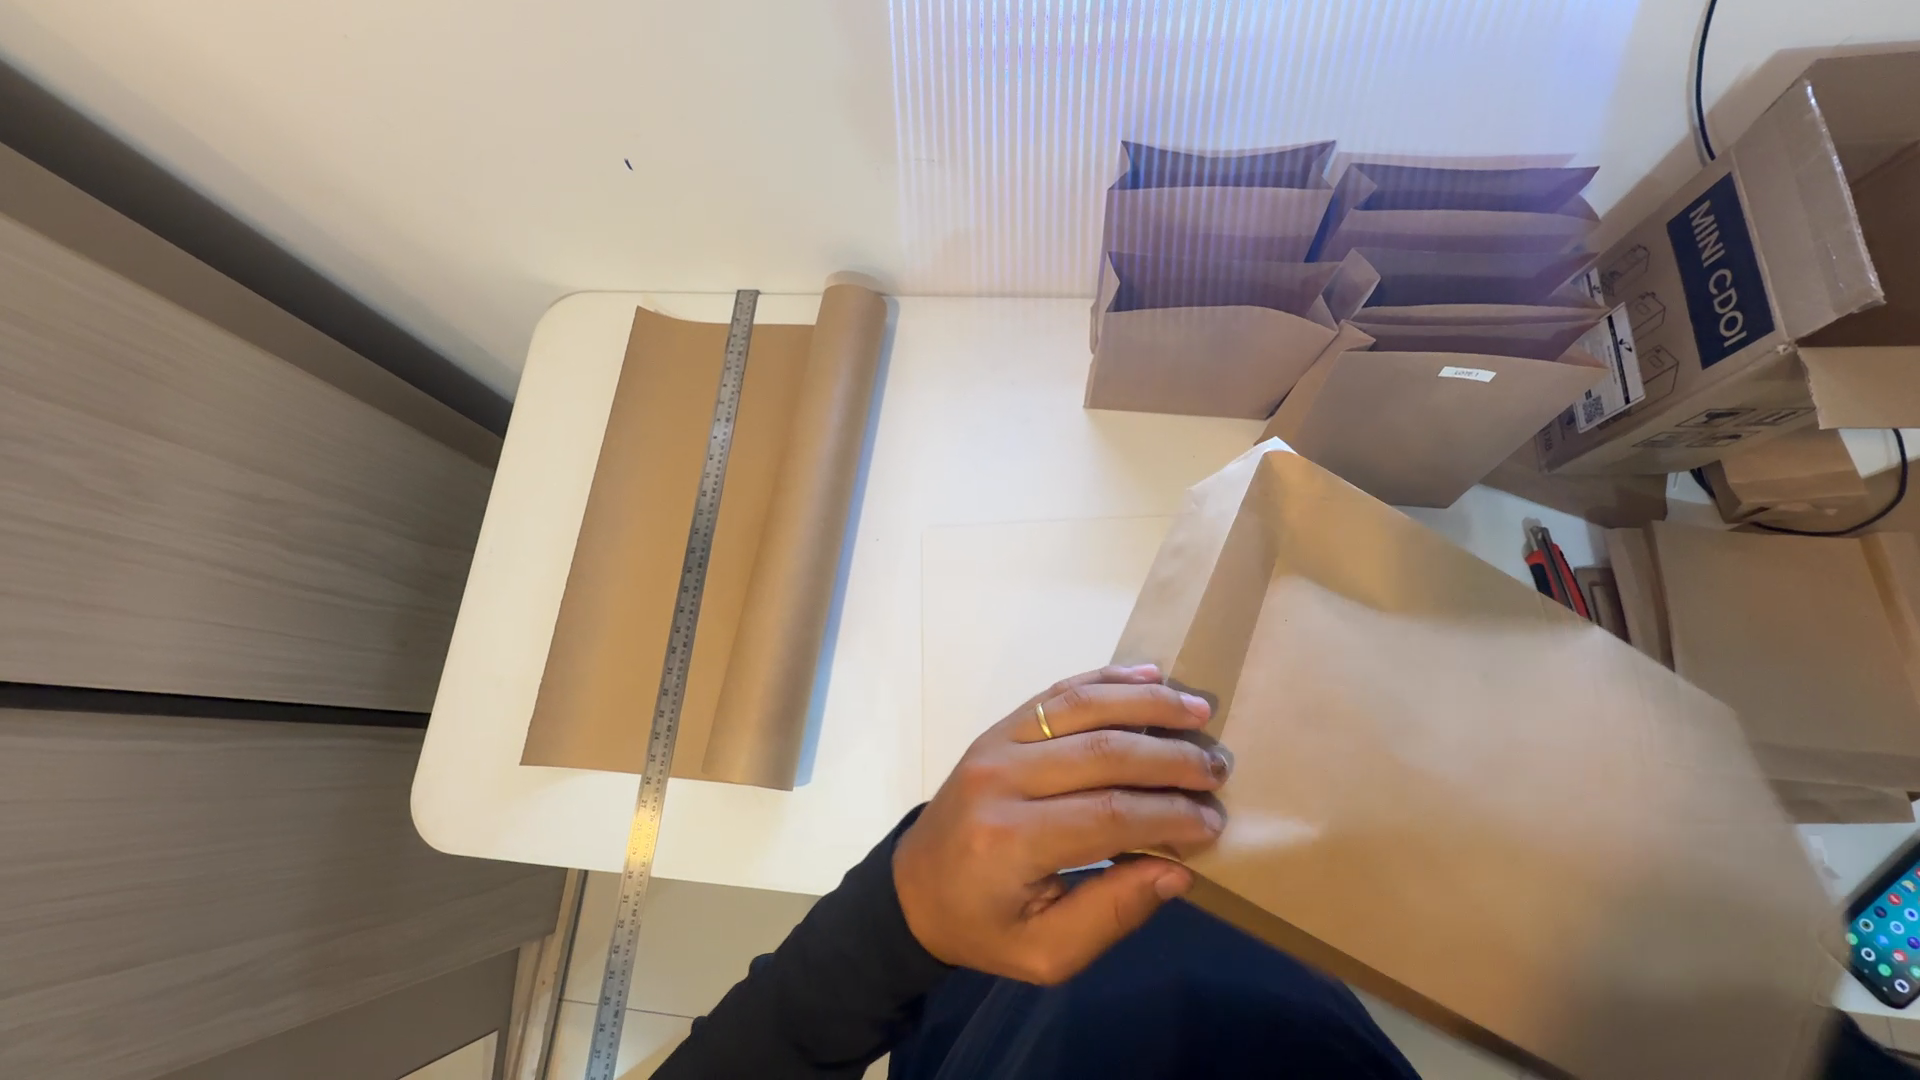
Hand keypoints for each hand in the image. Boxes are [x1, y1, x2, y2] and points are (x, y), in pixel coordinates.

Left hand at [893, 664, 1228, 984]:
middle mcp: (1002, 779)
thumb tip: (1177, 869)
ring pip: (1081, 706)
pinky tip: (1148, 675)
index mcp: (1010, 840)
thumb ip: (1111, 912)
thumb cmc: (981, 926)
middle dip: (1170, 758)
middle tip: (1218, 768)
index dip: (1168, 815)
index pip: (1108, 815)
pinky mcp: (998, 726)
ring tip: (1199, 709)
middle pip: (1102, 752)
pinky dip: (1105, 679)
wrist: (913, 887)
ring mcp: (996, 742)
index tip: (1214, 821)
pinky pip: (1056, 692)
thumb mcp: (1045, 951)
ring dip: (1146, 703)